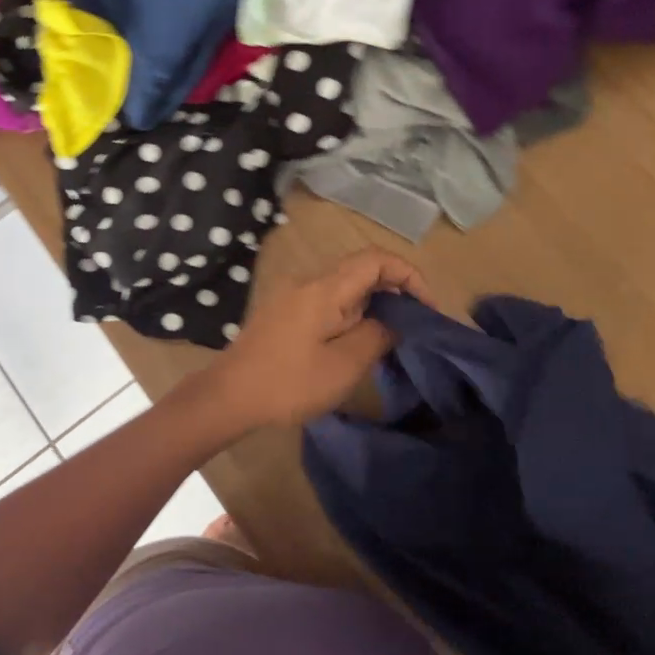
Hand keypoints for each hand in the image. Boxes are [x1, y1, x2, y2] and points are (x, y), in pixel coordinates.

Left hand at [197, 249, 434, 427]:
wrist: (228, 396)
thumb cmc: (288, 383)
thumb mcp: (344, 365)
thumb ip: (377, 335)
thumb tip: (395, 320)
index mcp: (323, 287)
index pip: (376, 258)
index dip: (409, 275)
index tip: (427, 309)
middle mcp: (306, 281)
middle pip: (360, 269)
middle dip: (394, 291)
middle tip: (414, 328)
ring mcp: (290, 295)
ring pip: (343, 287)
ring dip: (372, 304)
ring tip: (390, 338)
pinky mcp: (282, 312)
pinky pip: (325, 301)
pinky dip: (349, 313)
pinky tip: (356, 343)